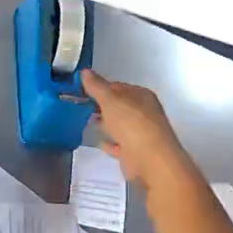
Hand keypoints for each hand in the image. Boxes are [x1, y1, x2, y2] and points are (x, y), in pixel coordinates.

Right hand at [81, 70, 195, 190]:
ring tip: (86, 120)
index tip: (82, 90)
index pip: (119, 87)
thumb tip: (84, 71)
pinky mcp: (135, 153)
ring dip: (105, 123)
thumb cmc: (132, 124)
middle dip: (102, 105)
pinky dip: (109, 143)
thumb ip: (97, 87)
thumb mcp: (111, 100)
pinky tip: (98, 141)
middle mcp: (144, 113)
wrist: (151, 160)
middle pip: (119, 106)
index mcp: (142, 96)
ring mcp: (141, 134)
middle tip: (80, 105)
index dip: (100, 87)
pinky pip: (119, 144)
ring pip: (119, 125)